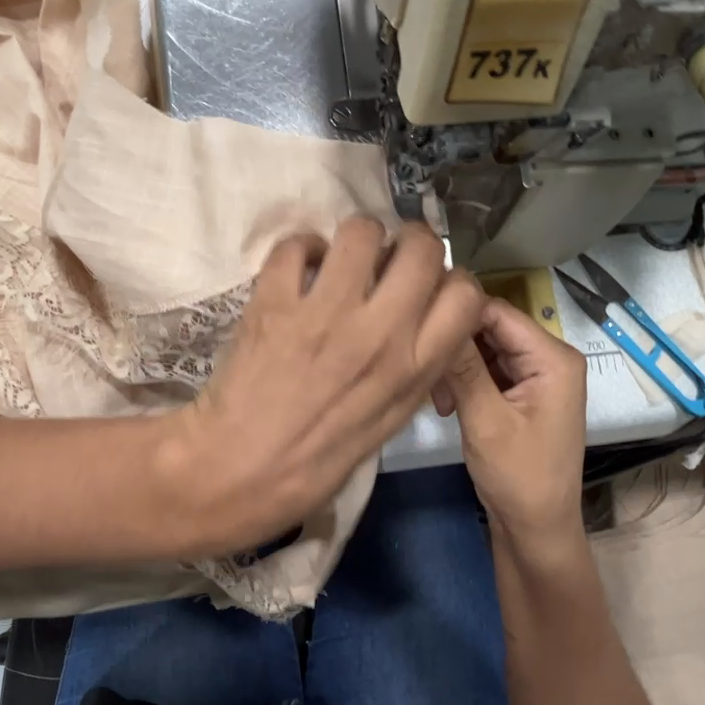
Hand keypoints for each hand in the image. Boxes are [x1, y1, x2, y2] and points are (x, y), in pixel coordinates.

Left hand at [164, 219, 485, 555]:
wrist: (237, 474)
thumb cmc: (316, 462)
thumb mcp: (388, 421)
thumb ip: (413, 368)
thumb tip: (419, 320)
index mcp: (414, 369)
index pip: (466, 294)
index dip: (451, 280)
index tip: (429, 286)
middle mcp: (380, 333)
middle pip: (423, 248)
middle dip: (410, 243)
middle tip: (388, 258)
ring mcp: (326, 314)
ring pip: (362, 231)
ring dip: (356, 238)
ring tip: (341, 258)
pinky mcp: (274, 303)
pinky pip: (296, 245)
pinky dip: (299, 249)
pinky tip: (297, 271)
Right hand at [436, 298, 587, 540]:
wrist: (536, 529)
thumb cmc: (518, 476)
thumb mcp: (485, 419)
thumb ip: (463, 366)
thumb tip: (438, 312)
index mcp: (554, 357)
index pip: (497, 312)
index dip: (457, 313)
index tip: (417, 330)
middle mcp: (550, 358)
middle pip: (491, 329)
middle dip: (456, 347)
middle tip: (427, 379)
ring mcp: (536, 377)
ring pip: (484, 349)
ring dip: (456, 368)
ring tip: (438, 401)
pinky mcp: (521, 394)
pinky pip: (487, 370)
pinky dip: (464, 382)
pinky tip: (447, 406)